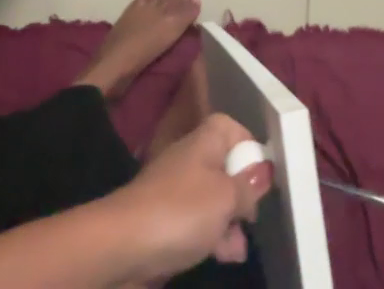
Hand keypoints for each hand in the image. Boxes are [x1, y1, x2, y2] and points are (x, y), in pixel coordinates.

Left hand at [101, 113, 273, 282]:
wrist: (120, 247)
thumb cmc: (181, 212)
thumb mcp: (226, 197)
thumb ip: (249, 186)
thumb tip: (263, 171)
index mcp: (204, 143)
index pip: (230, 127)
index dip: (248, 146)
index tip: (262, 174)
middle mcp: (189, 161)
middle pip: (225, 168)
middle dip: (242, 195)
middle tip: (251, 217)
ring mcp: (175, 193)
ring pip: (213, 201)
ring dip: (230, 223)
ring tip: (237, 249)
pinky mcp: (165, 223)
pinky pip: (197, 225)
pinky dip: (211, 238)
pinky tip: (222, 257)